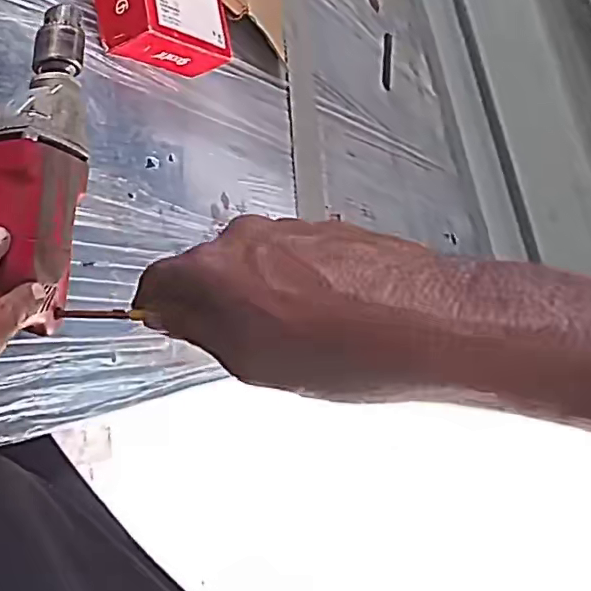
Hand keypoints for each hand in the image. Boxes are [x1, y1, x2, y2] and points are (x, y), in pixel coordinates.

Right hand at [133, 216, 476, 400]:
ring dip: (250, 290)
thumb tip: (172, 316)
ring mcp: (283, 228)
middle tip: (229, 338)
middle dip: (205, 299)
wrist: (436, 323)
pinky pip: (282, 254)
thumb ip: (198, 332)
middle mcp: (243, 237)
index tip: (159, 318)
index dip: (153, 304)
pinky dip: (285, 280)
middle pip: (200, 266)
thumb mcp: (252, 362)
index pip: (156, 278)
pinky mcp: (319, 228)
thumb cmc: (352, 348)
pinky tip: (317, 315)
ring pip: (243, 260)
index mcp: (214, 268)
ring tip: (288, 332)